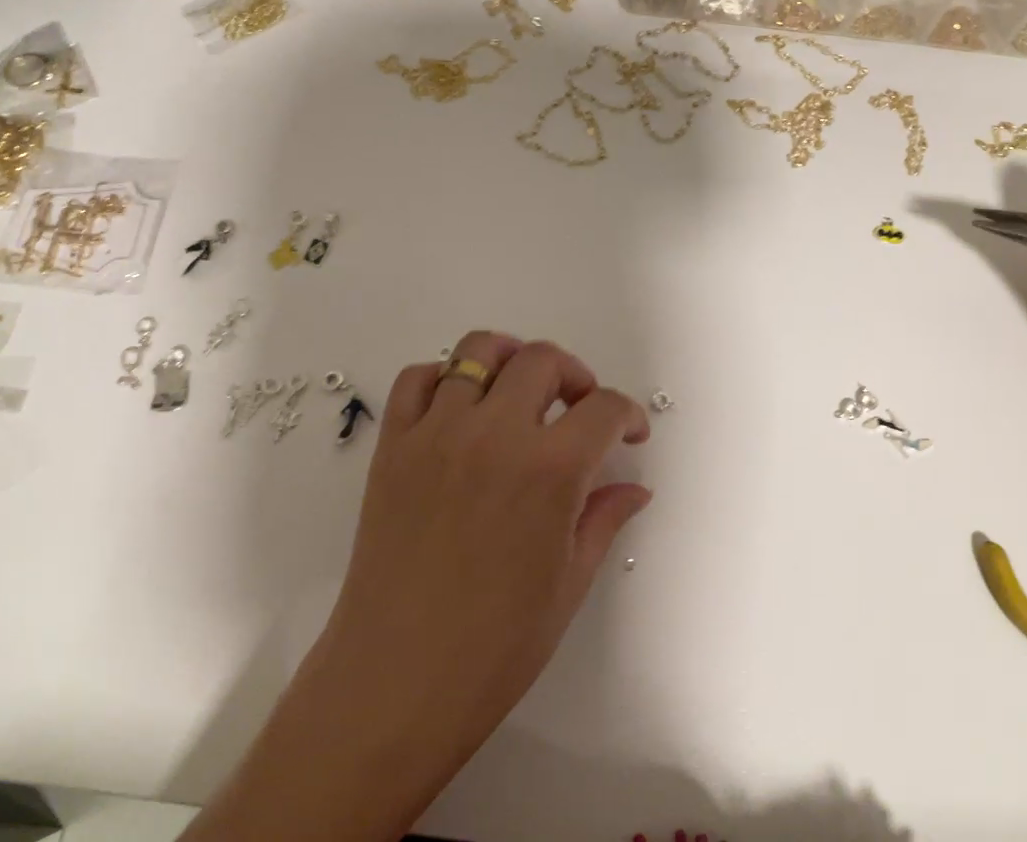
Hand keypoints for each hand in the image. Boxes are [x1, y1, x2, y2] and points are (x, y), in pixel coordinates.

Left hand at [181, 332, 652, 841]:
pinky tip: (461, 409)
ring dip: (511, 361)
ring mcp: (437, 434)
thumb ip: (602, 520)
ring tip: (521, 393)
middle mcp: (494, 434)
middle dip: (575, 376)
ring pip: (477, 351)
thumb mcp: (568, 583)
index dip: (625, 414)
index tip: (628, 433)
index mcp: (550, 471)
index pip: (603, 408)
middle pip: (543, 361)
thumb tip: (634, 489)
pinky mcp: (393, 446)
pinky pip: (417, 380)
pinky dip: (444, 377)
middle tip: (579, 409)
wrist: (398, 676)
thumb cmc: (497, 645)